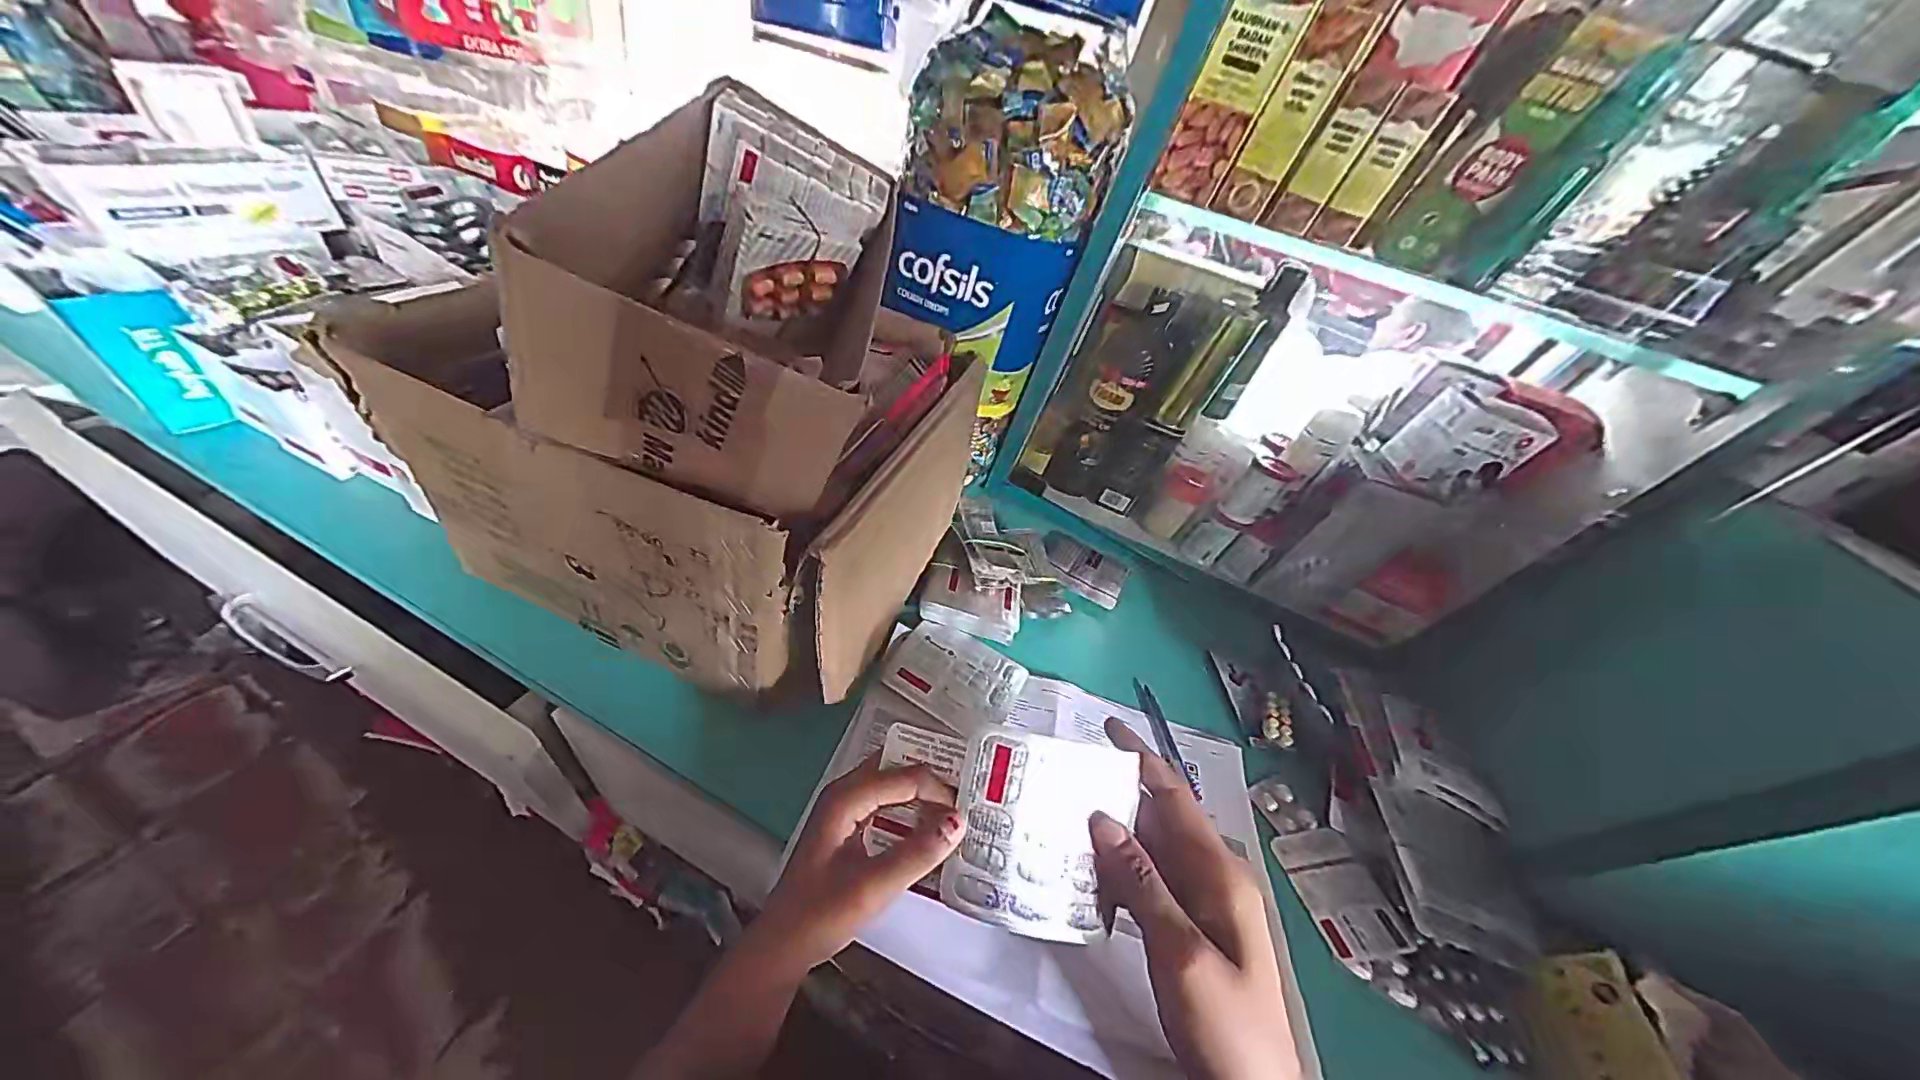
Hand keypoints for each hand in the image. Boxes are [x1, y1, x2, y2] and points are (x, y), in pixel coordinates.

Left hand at [745, 757, 966, 977]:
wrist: (782, 944)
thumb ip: (916, 854)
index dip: (938, 791)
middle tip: (966, 796)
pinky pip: (885, 801)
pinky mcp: (847, 825)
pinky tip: (926, 826)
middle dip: (932, 778)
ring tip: (953, 809)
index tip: (964, 815)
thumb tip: (957, 823)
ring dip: (921, 792)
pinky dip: (909, 807)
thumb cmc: (821, 914)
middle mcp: (844, 793)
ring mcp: (843, 808)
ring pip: (891, 783)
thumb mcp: (873, 887)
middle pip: (896, 768)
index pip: (905, 776)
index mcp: (845, 798)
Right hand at [1091, 717, 1298, 1079]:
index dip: (1142, 758)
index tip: (1106, 729)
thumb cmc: (1226, 1023)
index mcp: (1219, 871)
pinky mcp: (1186, 922)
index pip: (1174, 796)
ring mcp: (1199, 899)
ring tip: (1061, 823)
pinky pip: (1145, 880)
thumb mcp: (1180, 953)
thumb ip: (1142, 883)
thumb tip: (1101, 818)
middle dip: (1113, 795)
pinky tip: (1087, 879)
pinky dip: (1116, 873)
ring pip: (1147, 849)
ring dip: (1109, 836)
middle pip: (1156, 818)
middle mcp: (1210, 874)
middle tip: (1062, 779)